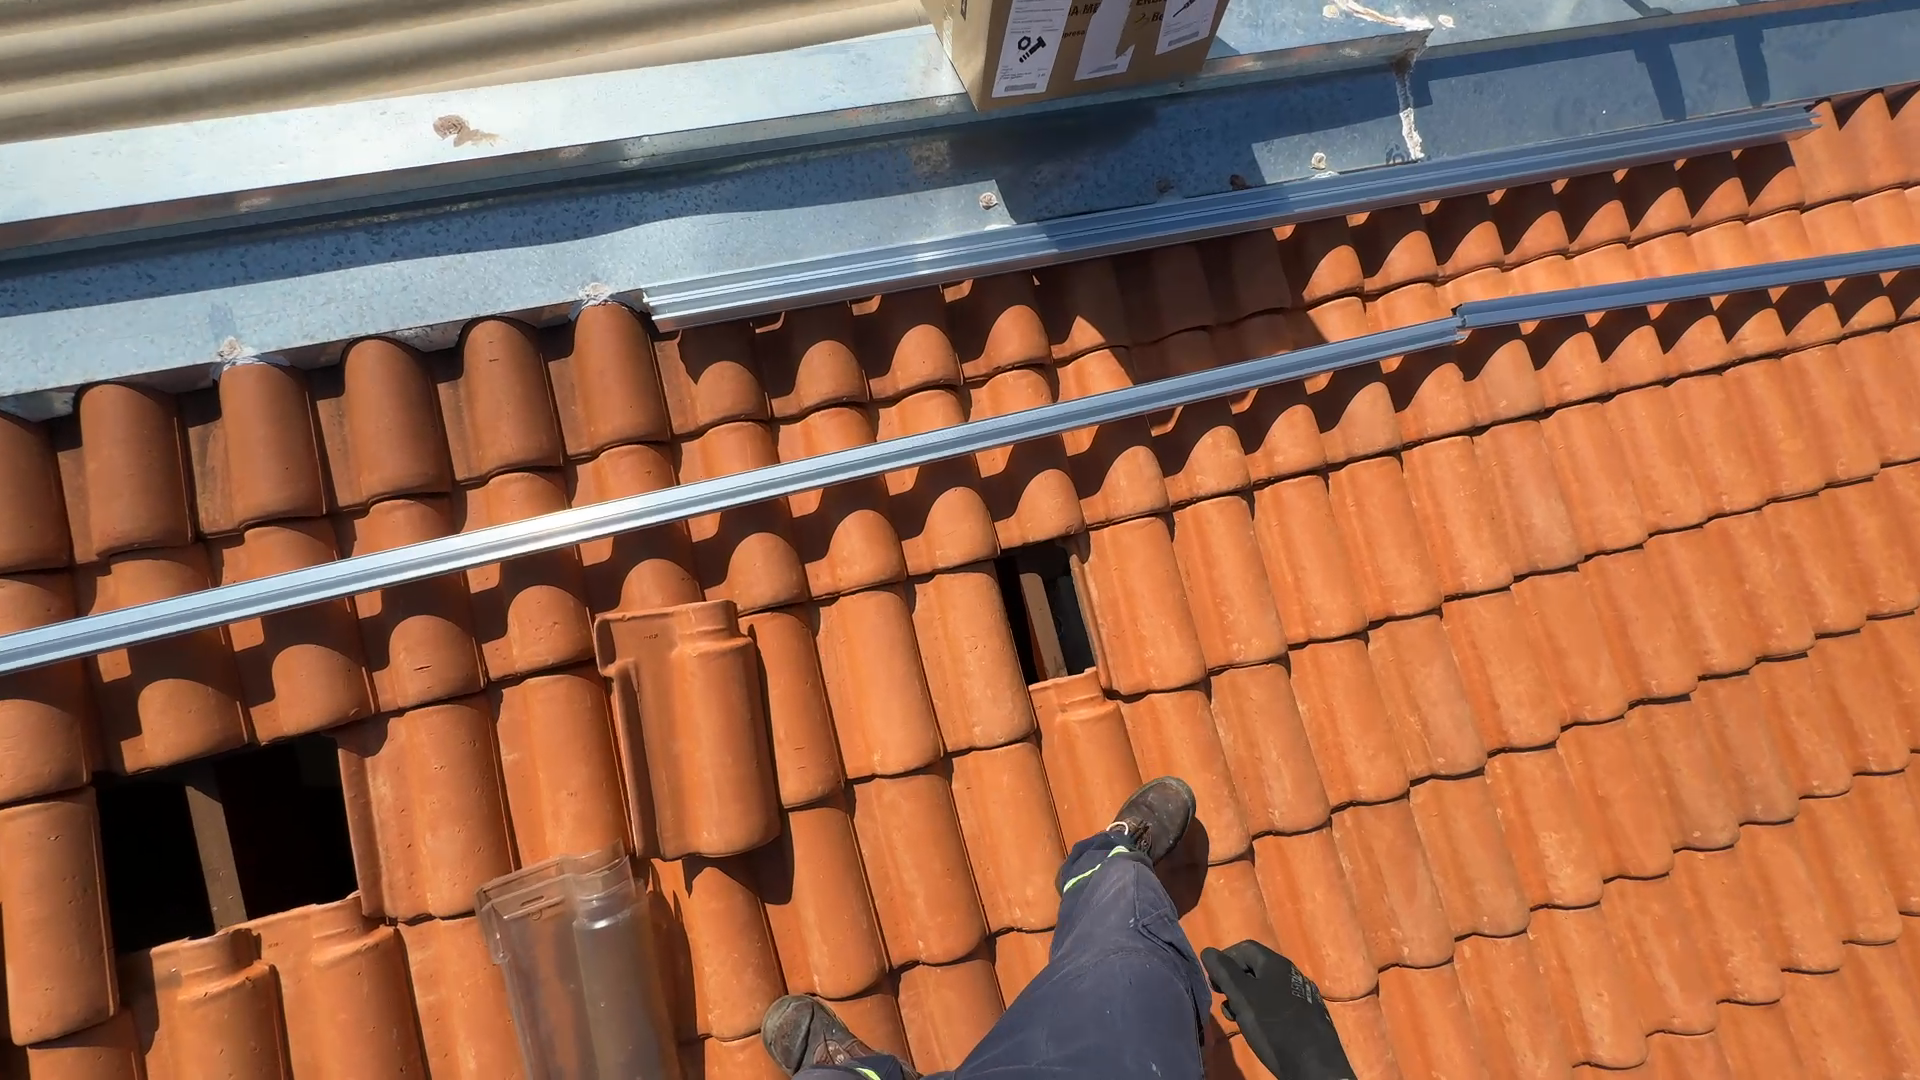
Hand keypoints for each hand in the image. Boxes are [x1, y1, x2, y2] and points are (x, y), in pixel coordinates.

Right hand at [1201, 941, 1354, 1079]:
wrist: (1315, 1069)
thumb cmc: (1274, 1027)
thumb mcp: (1242, 996)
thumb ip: (1223, 971)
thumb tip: (1208, 951)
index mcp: (1277, 964)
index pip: (1244, 948)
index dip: (1225, 959)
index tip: (1215, 981)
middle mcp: (1291, 974)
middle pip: (1254, 969)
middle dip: (1234, 983)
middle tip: (1224, 1001)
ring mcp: (1302, 996)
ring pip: (1265, 990)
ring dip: (1246, 1000)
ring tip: (1237, 1019)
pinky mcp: (1308, 1018)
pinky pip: (1278, 1006)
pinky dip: (1263, 1012)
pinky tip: (1259, 1029)